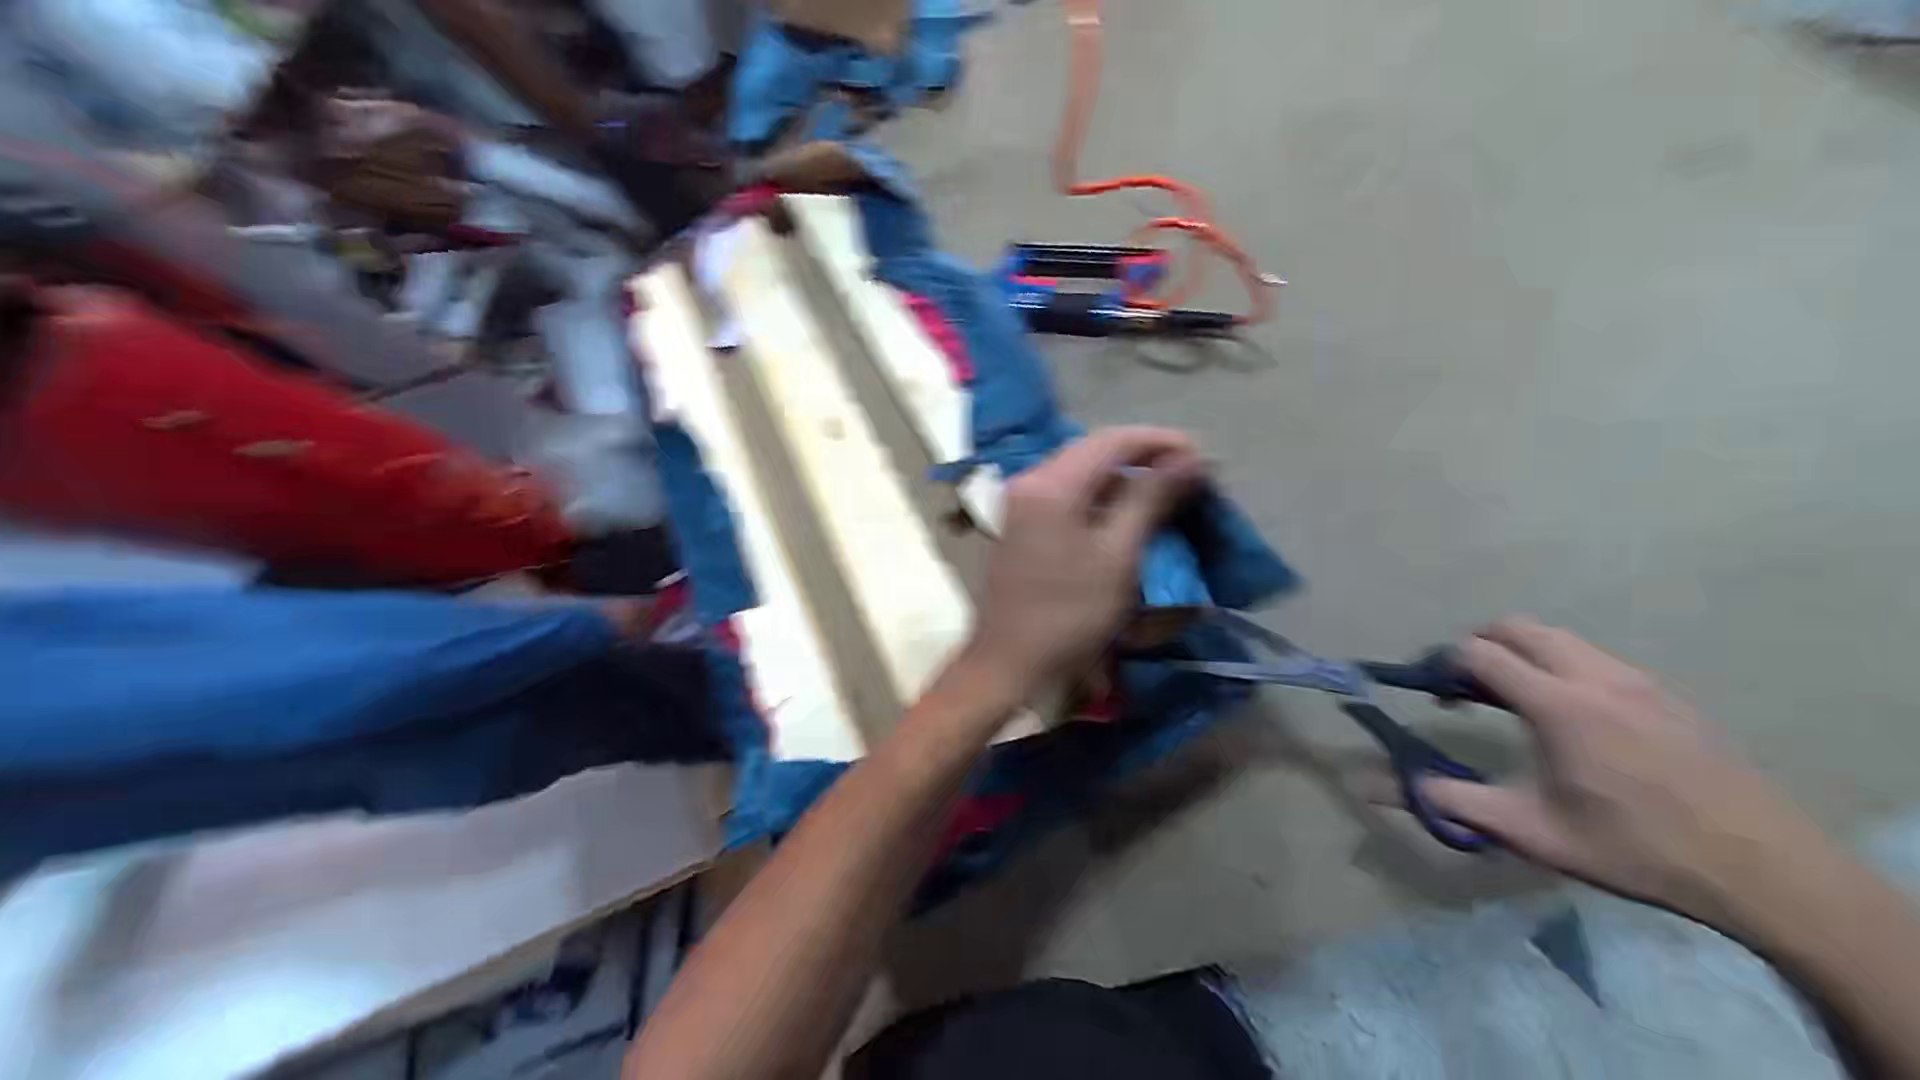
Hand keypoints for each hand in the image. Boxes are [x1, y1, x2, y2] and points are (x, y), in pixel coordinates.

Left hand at [961, 427, 1204, 698]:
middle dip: (1143, 455)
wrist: (1008, 660)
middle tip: (1186, 473)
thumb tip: (1189, 458)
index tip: (1200, 456)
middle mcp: (1030, 480)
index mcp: (1051, 484)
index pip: (1113, 439)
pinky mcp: (1020, 522)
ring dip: (1122, 474)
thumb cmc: (1068, 613)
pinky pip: (1066, 491)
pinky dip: (1099, 494)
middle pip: (1093, 449)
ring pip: (1079, 469)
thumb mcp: (1118, 555)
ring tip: (1164, 489)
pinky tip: (1124, 510)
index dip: (1160, 440)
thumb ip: (1151, 499)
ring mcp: (1019, 501)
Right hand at [1419, 617, 1826, 925]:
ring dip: (1522, 654)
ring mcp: (1639, 683)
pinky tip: (1572, 718)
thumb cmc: (1635, 849)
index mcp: (1558, 706)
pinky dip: (1563, 668)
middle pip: (1519, 628)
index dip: (1445, 664)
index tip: (1436, 694)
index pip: (1480, 652)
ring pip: (1561, 639)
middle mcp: (1596, 678)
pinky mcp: (1668, 696)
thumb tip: (1376, 786)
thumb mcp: (1530, 832)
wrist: (1768, 872)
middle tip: (1467, 687)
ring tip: (1515, 701)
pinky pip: (1597, 659)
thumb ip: (1450, 801)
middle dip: (1480, 645)